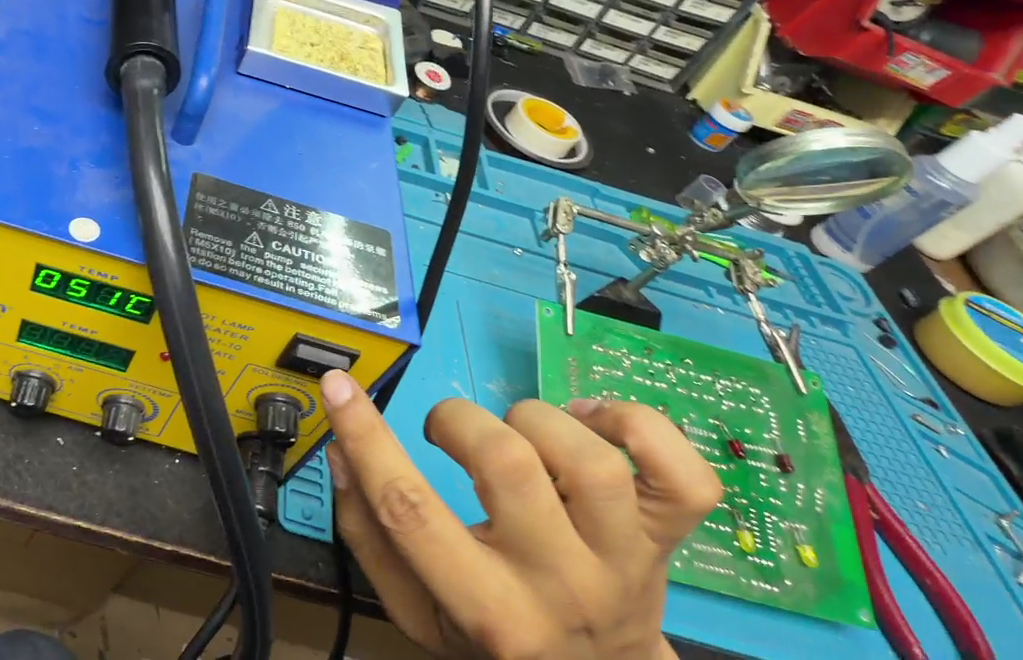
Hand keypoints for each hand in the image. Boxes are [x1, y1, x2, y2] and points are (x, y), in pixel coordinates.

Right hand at [320, 369, 721, 659]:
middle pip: (507, 464)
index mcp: (487, 611)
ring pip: (591, 459)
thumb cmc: (493, 639)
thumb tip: (343, 448)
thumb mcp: (416, 609)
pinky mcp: (670, 541)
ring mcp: (627, 563)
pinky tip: (593, 422)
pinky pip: (683, 475)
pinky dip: (639, 426)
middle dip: (458, 421)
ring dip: (536, 420)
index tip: (339, 387)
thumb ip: (369, 532)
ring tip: (519, 435)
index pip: (409, 509)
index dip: (365, 438)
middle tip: (445, 431)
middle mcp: (561, 588)